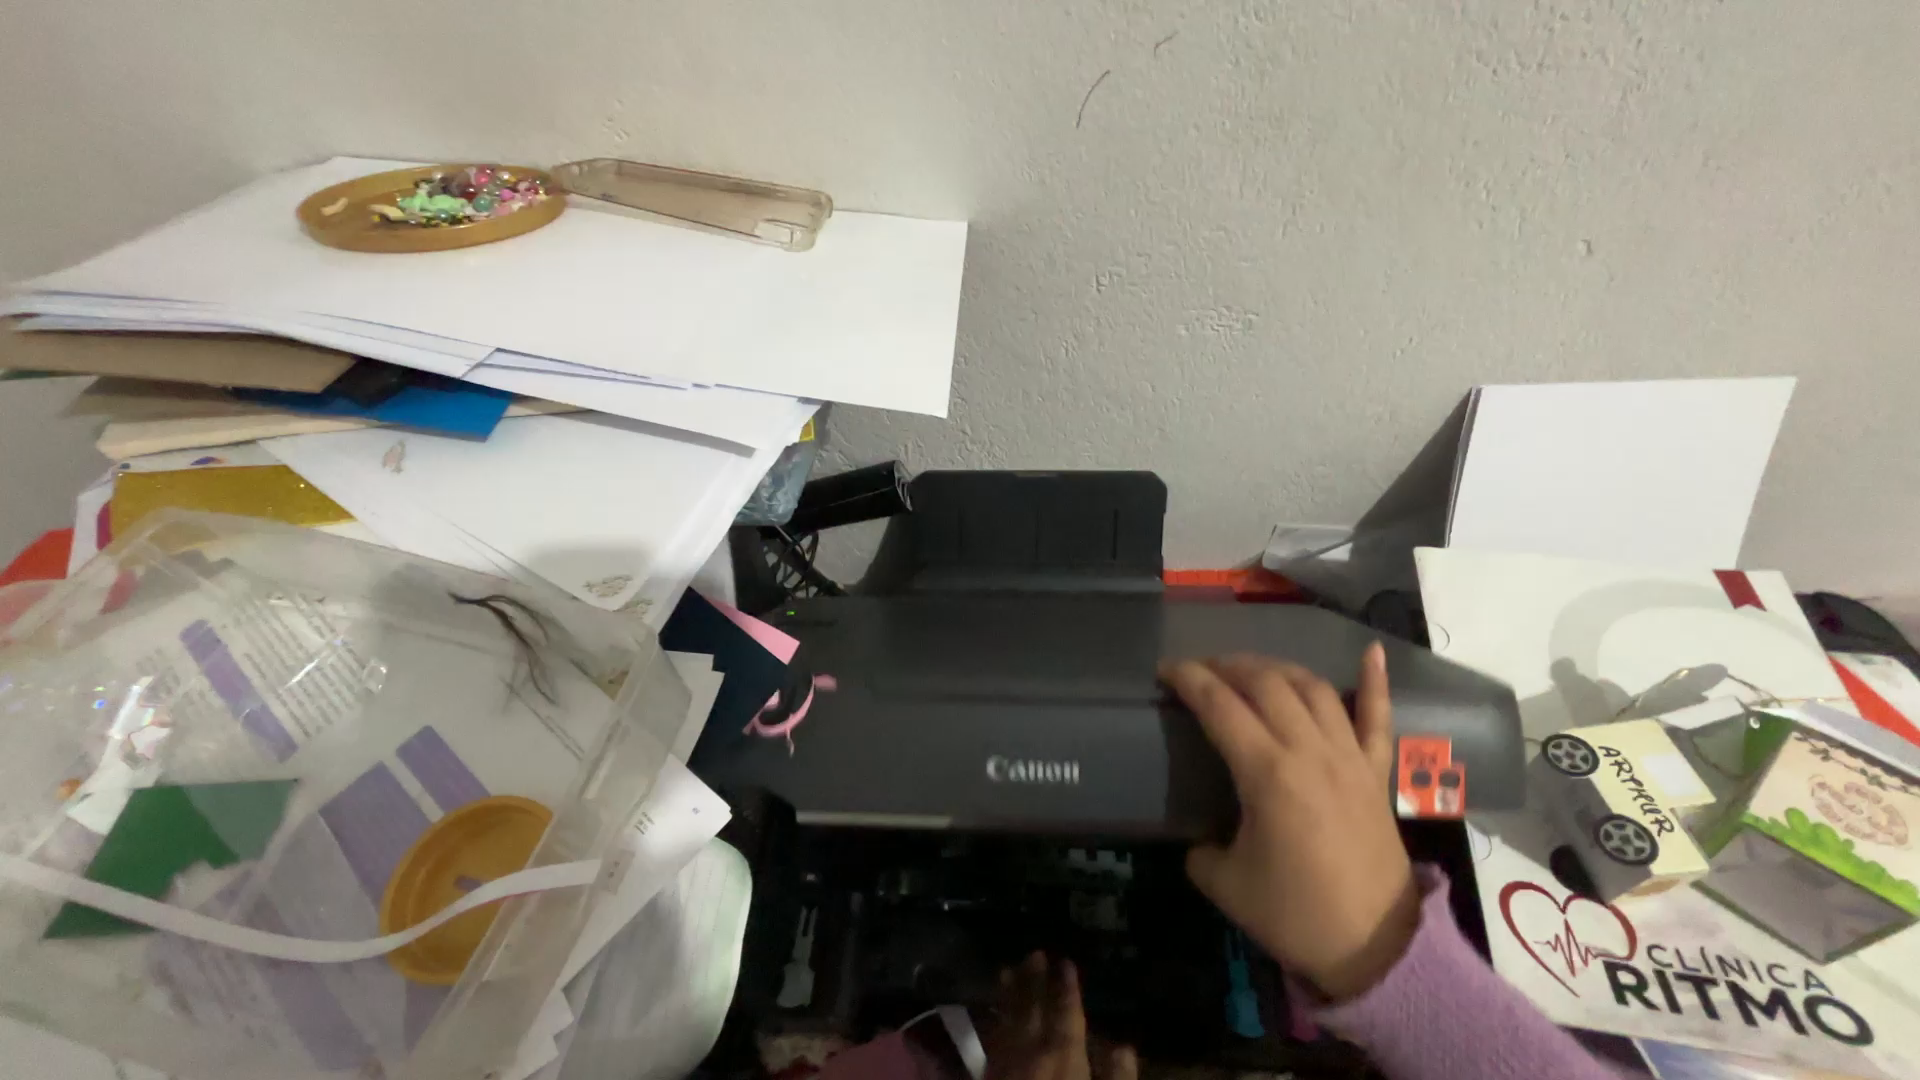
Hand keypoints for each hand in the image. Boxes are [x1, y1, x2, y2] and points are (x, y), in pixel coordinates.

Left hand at [985, 952, 1136, 1079]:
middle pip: (1032, 1008)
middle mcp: (1032, 1052)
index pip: (1067, 1013)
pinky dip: (995, 1022)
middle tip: (1034, 953)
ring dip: (1009, 995)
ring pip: (1007, 1020)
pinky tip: (995, 1017)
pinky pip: (992, 1042)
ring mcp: (1006, 1066)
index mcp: (1065, 1057)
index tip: (1065, 962)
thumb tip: (1123, 1047)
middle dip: (1034, 980)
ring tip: (1009, 971)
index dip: (1067, 987)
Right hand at [1161, 644, 1419, 1002]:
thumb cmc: (1293, 914)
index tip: (1165, 670)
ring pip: (1312, 688)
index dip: (1188, 679)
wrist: (1377, 950)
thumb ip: (1203, 846)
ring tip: (1250, 669)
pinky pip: (1379, 717)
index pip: (1219, 705)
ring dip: (1276, 668)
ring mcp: (1349, 757)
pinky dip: (1376, 681)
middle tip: (1201, 671)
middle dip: (1227, 666)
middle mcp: (1309, 751)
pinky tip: (1371, 652)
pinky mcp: (1377, 773)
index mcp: (1267, 773)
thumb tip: (1202, 834)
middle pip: (1265, 683)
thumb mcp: (1224, 882)